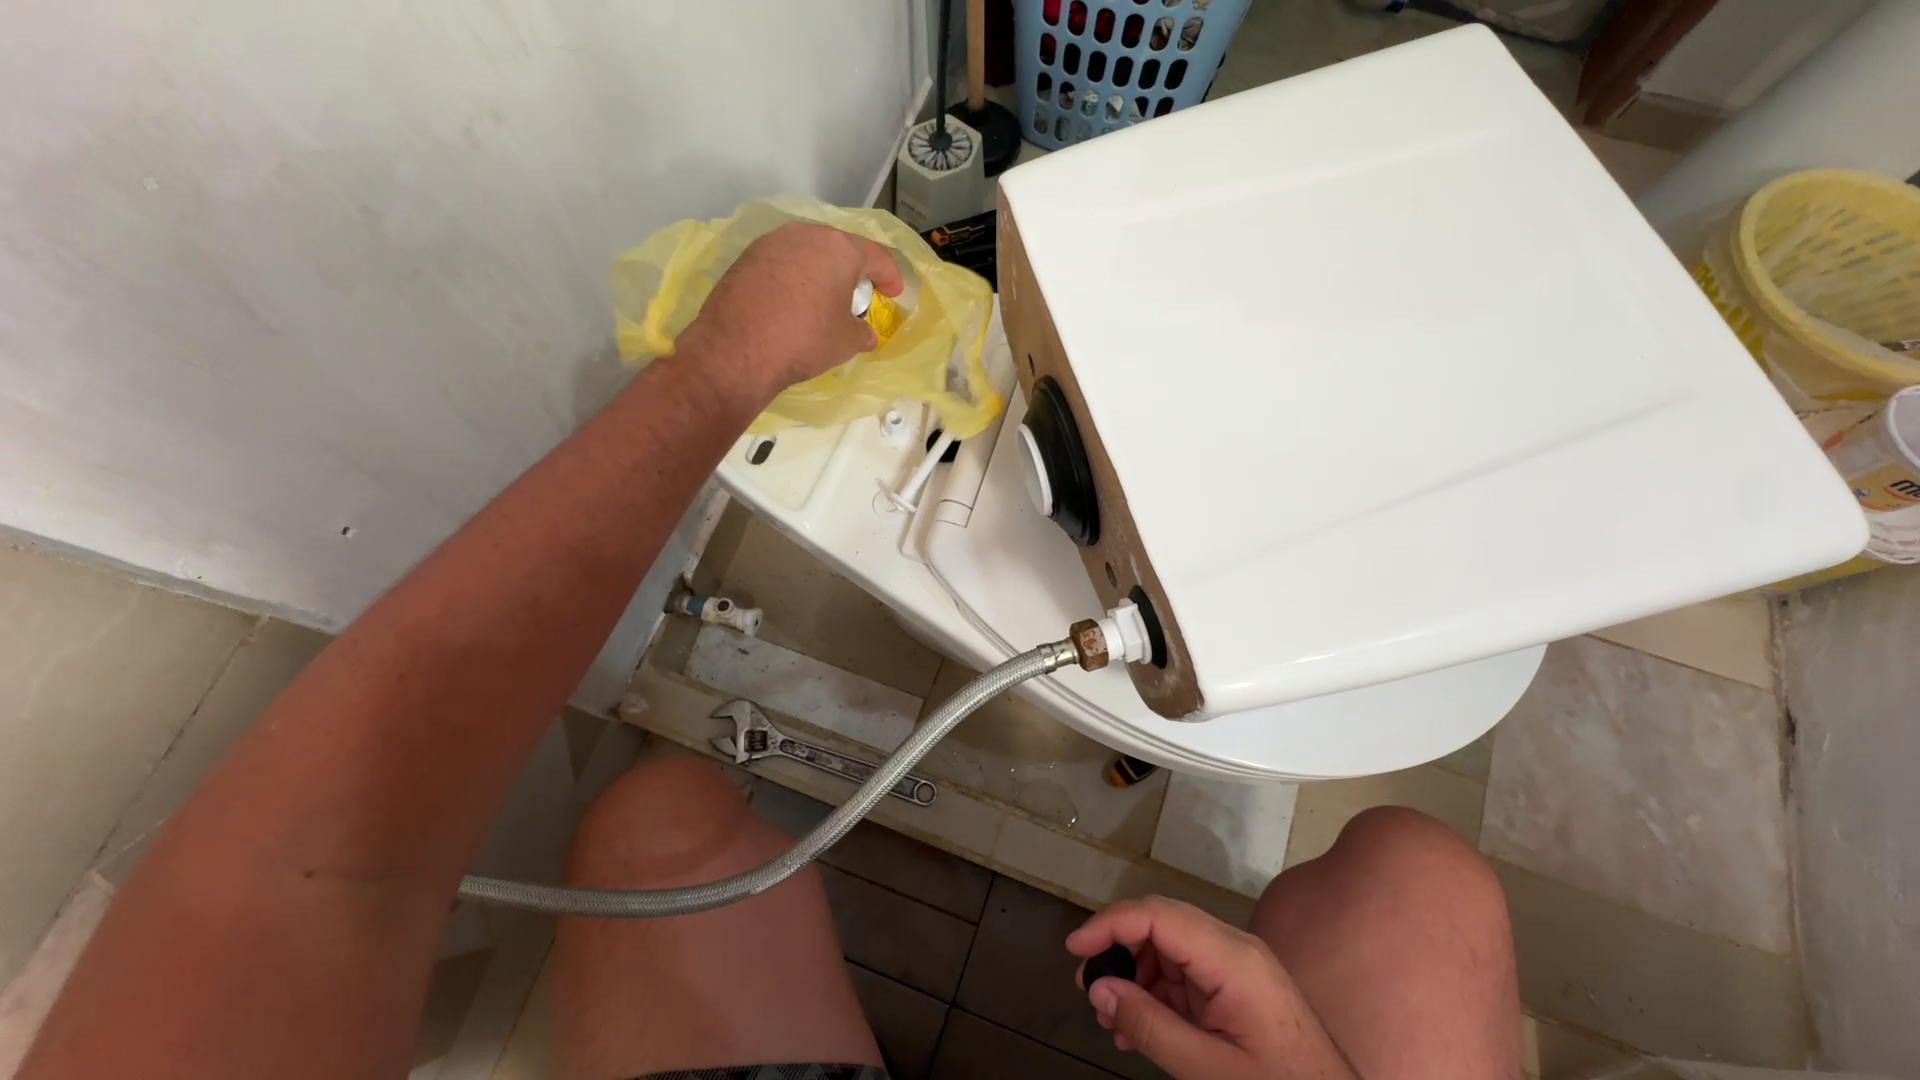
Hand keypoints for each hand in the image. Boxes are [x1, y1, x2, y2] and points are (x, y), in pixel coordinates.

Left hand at [675, 221, 904, 406]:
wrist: (737, 349)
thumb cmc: (804, 340)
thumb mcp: (846, 341)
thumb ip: (862, 332)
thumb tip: (865, 334)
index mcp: (839, 248)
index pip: (876, 256)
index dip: (890, 275)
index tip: (894, 293)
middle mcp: (805, 234)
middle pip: (839, 246)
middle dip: (853, 268)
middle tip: (860, 290)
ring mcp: (771, 243)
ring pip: (807, 251)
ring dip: (820, 269)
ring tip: (825, 294)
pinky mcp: (746, 257)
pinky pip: (782, 262)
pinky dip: (794, 277)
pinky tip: (793, 299)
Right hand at [1068, 896, 1357, 1079]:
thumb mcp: (1208, 1069)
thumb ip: (1150, 1026)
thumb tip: (1097, 988)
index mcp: (1231, 958)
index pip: (1158, 915)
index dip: (1110, 924)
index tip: (1074, 950)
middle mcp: (1234, 948)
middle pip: (1161, 923)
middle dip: (1118, 948)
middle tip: (1086, 986)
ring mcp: (1237, 965)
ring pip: (1169, 947)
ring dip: (1135, 975)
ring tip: (1109, 1018)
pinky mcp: (1237, 986)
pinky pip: (1185, 974)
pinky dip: (1156, 993)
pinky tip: (1136, 1026)